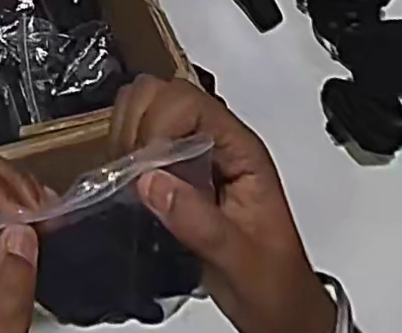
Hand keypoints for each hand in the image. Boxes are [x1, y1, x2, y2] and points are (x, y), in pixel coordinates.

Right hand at [110, 76, 335, 332]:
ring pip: (142, 100)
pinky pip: (134, 123)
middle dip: (135, 124)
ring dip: (125, 129)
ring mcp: (191, 140)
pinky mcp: (171, 153)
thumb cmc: (273, 289)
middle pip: (160, 91)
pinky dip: (121, 140)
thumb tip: (149, 181)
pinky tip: (126, 174)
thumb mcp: (244, 266)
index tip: (144, 166)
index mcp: (240, 149)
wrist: (281, 310)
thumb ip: (202, 226)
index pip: (188, 102)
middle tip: (130, 168)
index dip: (158, 124)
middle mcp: (214, 134)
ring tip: (127, 172)